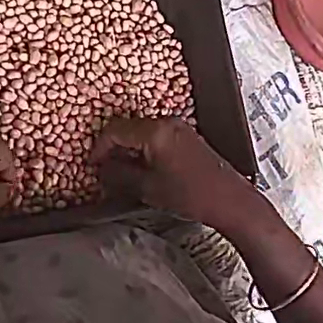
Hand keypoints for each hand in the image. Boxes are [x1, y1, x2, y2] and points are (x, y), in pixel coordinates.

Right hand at [92, 117, 264, 231]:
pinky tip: (144, 170)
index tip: (92, 164)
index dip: (99, 148)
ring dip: (129, 149)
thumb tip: (103, 168)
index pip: (114, 130)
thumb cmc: (190, 194)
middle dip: (113, 148)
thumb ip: (120, 175)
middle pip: (128, 128)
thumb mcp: (147, 188)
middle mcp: (166, 122)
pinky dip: (145, 150)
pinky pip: (157, 137)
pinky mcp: (188, 137)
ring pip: (142, 133)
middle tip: (105, 170)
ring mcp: (179, 128)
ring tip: (123, 173)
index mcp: (154, 131)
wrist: (229, 200)